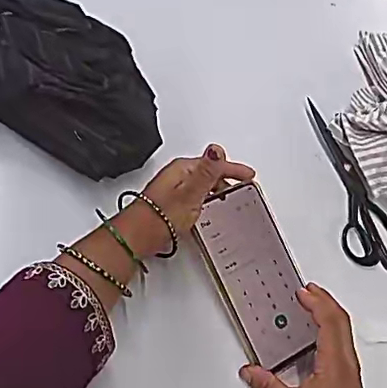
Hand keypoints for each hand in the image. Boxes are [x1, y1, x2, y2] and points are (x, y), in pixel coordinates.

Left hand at [139, 144, 255, 243]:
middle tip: (242, 185)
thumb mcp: (191, 193)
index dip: (234, 169)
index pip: (215, 163)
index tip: (248, 174)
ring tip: (229, 198)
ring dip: (217, 190)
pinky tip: (208, 209)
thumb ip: (207, 172)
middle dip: (227, 179)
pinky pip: (196, 196)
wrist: (137, 237)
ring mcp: (174, 190)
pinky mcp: (172, 204)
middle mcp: (177, 177)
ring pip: (203, 185)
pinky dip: (207, 199)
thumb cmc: (160, 217)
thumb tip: (216, 150)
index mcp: (183, 169)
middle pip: (209, 172)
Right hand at [240, 285, 376, 387]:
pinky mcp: (348, 374)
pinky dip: (331, 326)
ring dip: (329, 311)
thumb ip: (269, 387)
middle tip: (309, 290)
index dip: (316, 302)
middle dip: (324, 300)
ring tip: (314, 303)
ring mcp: (349, 366)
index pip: (329, 320)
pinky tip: (319, 332)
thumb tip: (252, 372)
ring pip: (344, 328)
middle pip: (340, 318)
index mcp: (335, 361)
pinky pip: (342, 340)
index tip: (303, 292)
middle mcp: (346, 360)